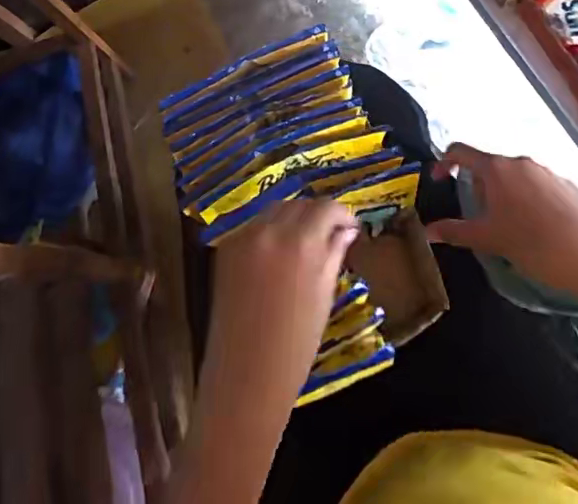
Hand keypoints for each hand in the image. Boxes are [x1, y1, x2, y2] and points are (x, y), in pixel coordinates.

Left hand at [208, 198, 358, 383]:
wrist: (245, 373)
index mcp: (301, 243)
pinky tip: (277, 254)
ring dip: (293, 219)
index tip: (351, 227)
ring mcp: (244, 236)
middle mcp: (270, 230)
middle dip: (317, 215)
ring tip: (304, 243)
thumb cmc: (296, 345)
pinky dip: (270, 232)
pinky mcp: (226, 246)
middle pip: (299, 204)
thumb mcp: (324, 296)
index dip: (342, 214)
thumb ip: (334, 254)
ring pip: (275, 210)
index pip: (326, 207)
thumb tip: (347, 230)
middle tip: (330, 234)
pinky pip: (254, 227)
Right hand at [426, 143, 577, 312]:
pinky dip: (528, 199)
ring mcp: (548, 172)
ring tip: (508, 224)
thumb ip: (454, 231)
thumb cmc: (532, 245)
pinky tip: (537, 227)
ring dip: (503, 193)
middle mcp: (521, 162)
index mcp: (496, 169)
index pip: (459, 151)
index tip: (439, 181)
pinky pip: (538, 186)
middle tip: (478, 215)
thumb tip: (427, 232)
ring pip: (514, 176)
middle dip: (478, 185)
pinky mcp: (569, 187)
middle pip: (488, 165)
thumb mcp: (487, 240)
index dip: (443, 162)